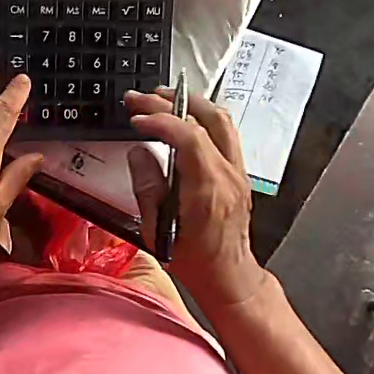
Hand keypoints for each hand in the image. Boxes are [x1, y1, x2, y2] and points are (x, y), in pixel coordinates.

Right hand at [124, 88, 268, 312]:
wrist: (227, 275)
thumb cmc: (191, 259)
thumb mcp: (157, 228)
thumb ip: (147, 186)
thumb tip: (139, 152)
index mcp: (208, 188)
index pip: (189, 136)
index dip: (160, 120)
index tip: (136, 118)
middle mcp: (228, 174)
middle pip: (209, 119)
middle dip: (173, 101)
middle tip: (143, 98)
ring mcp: (238, 172)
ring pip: (222, 121)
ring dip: (191, 104)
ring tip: (162, 100)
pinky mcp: (238, 173)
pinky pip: (224, 134)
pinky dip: (201, 119)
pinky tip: (182, 120)